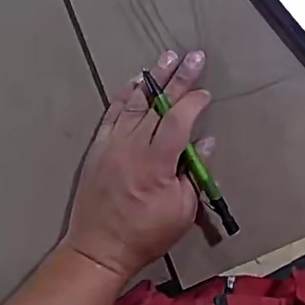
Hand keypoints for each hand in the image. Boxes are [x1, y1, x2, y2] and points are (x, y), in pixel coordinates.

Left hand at [63, 49, 213, 280]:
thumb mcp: (182, 210)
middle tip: (194, 56)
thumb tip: (206, 142)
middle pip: (160, 104)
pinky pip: (112, 114)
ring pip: (136, 103)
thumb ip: (195, 173)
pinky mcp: (98, 148)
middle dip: (180, 78)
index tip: (206, 93)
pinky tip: (136, 82)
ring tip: (168, 58)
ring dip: (154, 79)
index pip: (180, 119)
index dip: (195, 102)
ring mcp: (112, 144)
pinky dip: (125, 96)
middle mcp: (133, 146)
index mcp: (157, 162)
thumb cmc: (146, 234)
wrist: (99, 249)